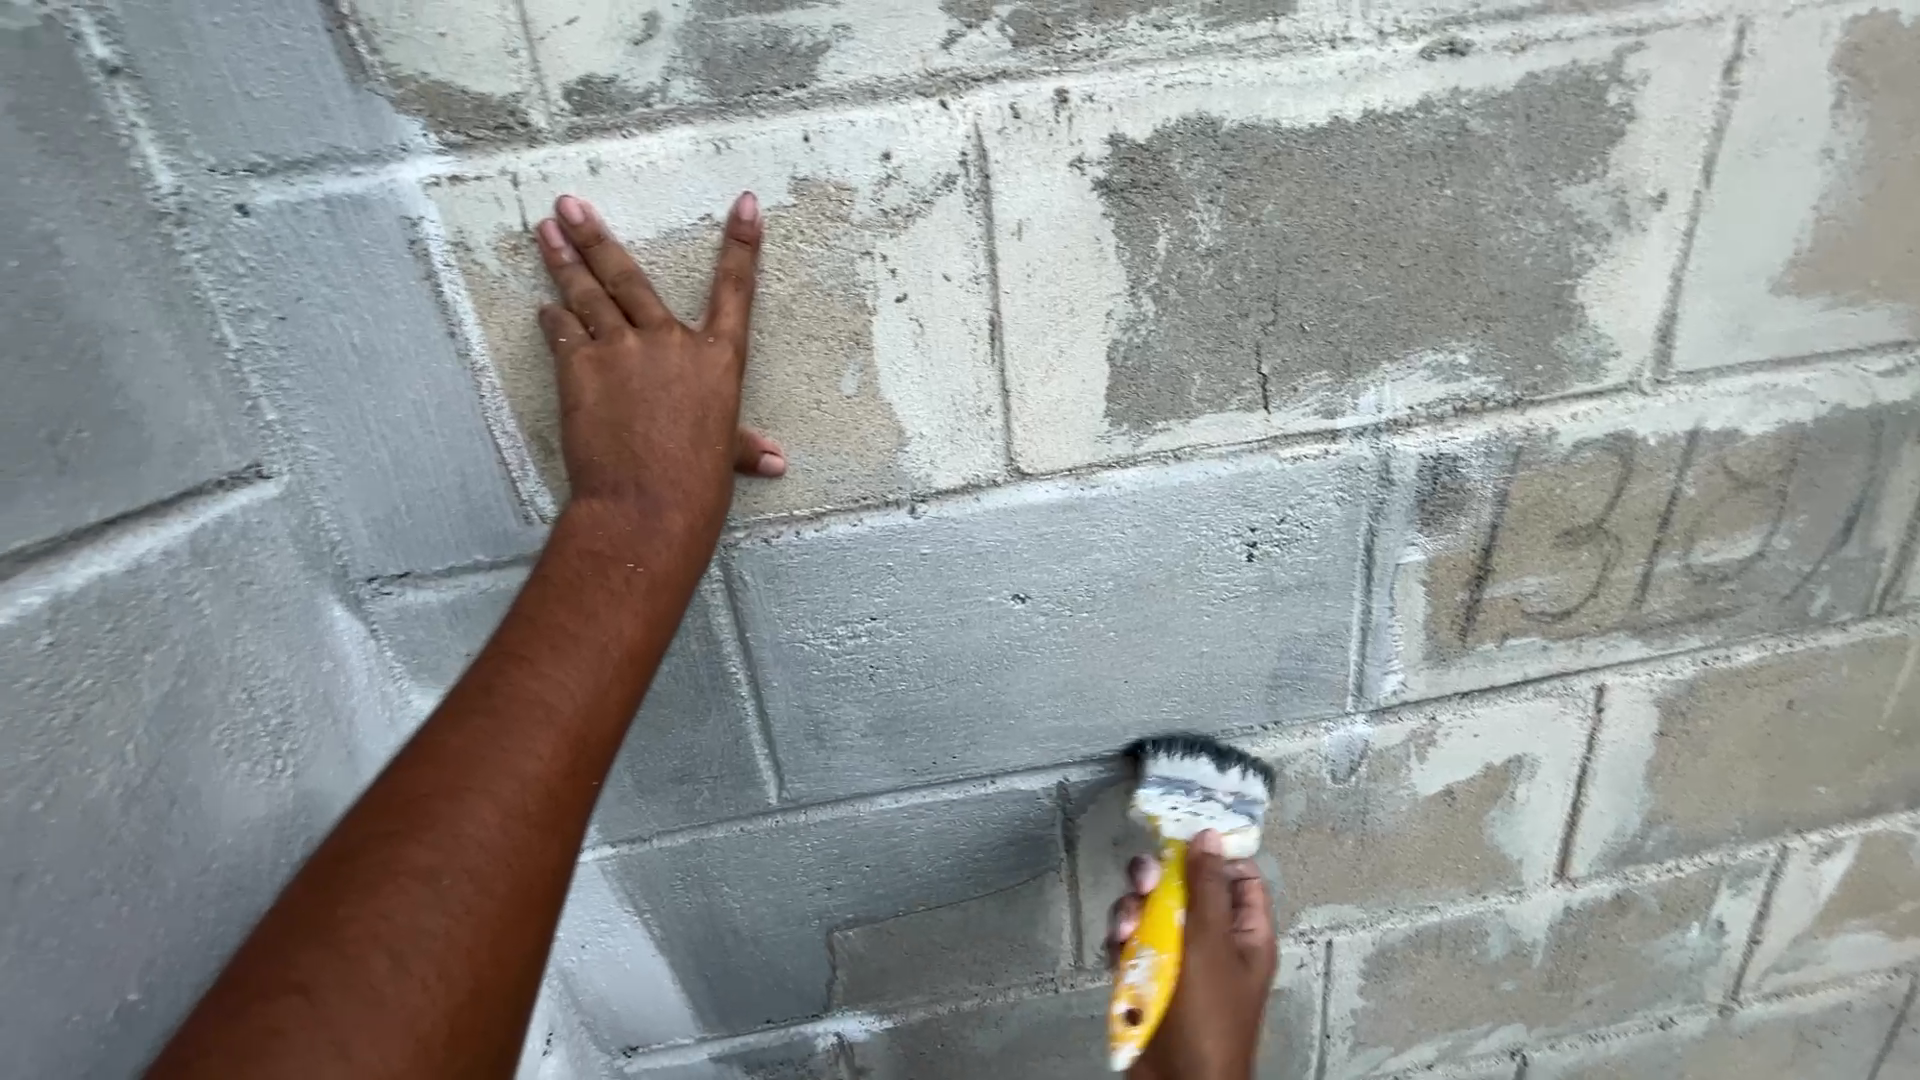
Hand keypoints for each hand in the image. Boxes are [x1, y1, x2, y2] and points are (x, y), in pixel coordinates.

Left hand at [533, 192, 783, 550]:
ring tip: (544, 232)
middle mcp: (671, 342)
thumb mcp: (727, 456)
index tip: (744, 205)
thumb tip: (776, 461)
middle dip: (596, 238)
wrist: (648, 504)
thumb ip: (745, 446)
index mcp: (717, 360)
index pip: (734, 290)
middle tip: (570, 205)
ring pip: (588, 295)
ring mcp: (623, 350)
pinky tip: (544, 309)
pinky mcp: (581, 367)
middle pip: (630, 277)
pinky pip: (564, 332)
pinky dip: (553, 320)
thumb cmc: (698, 484)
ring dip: (563, 262)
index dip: (741, 244)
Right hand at [1106, 831, 1277, 1079]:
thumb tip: (1210, 834)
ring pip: (1150, 906)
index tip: (1183, 831)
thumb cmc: (1209, 1013)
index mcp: (1243, 931)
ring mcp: (1177, 954)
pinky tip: (1116, 949)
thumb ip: (1208, 886)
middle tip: (1146, 880)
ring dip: (1133, 909)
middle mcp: (1211, 937)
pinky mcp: (1146, 970)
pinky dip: (1120, 938)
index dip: (1214, 851)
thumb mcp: (1212, 943)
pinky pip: (1130, 936)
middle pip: (1184, 884)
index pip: (1237, 875)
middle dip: (1159, 878)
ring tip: (1126, 927)